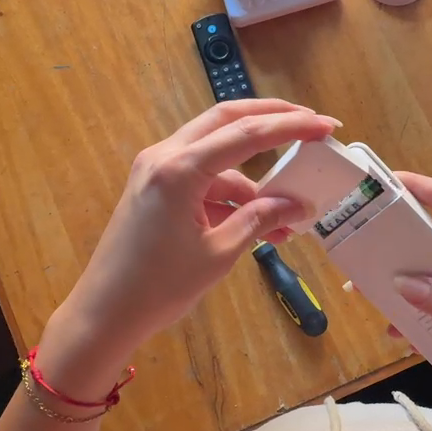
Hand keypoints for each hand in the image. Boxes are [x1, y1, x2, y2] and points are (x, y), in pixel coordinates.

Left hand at [45, 101, 337, 378]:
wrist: (105, 313)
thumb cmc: (160, 287)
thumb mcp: (219, 253)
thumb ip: (260, 219)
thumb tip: (298, 206)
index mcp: (180, 169)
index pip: (247, 133)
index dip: (291, 127)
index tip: (326, 125)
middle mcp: (164, 156)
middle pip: (226, 120)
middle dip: (270, 118)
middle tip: (309, 122)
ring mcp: (155, 169)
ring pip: (215, 151)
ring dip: (252, 175)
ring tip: (288, 211)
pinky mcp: (154, 186)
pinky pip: (201, 177)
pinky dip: (230, 193)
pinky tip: (256, 222)